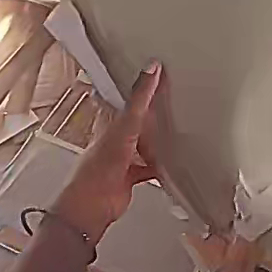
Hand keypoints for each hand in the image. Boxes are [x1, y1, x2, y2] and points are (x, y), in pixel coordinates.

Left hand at [54, 61, 163, 240]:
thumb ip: (139, 100)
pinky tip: (172, 166)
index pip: (129, 102)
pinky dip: (161, 167)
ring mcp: (123, 160)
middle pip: (138, 125)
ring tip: (177, 134)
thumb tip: (151, 68)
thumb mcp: (125, 127)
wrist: (93, 204)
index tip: (157, 78)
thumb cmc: (101, 165)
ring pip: (144, 146)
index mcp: (112, 125)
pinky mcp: (130, 178)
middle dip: (153, 118)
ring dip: (158, 143)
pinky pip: (149, 169)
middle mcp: (117, 141)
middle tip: (172, 106)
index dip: (141, 91)